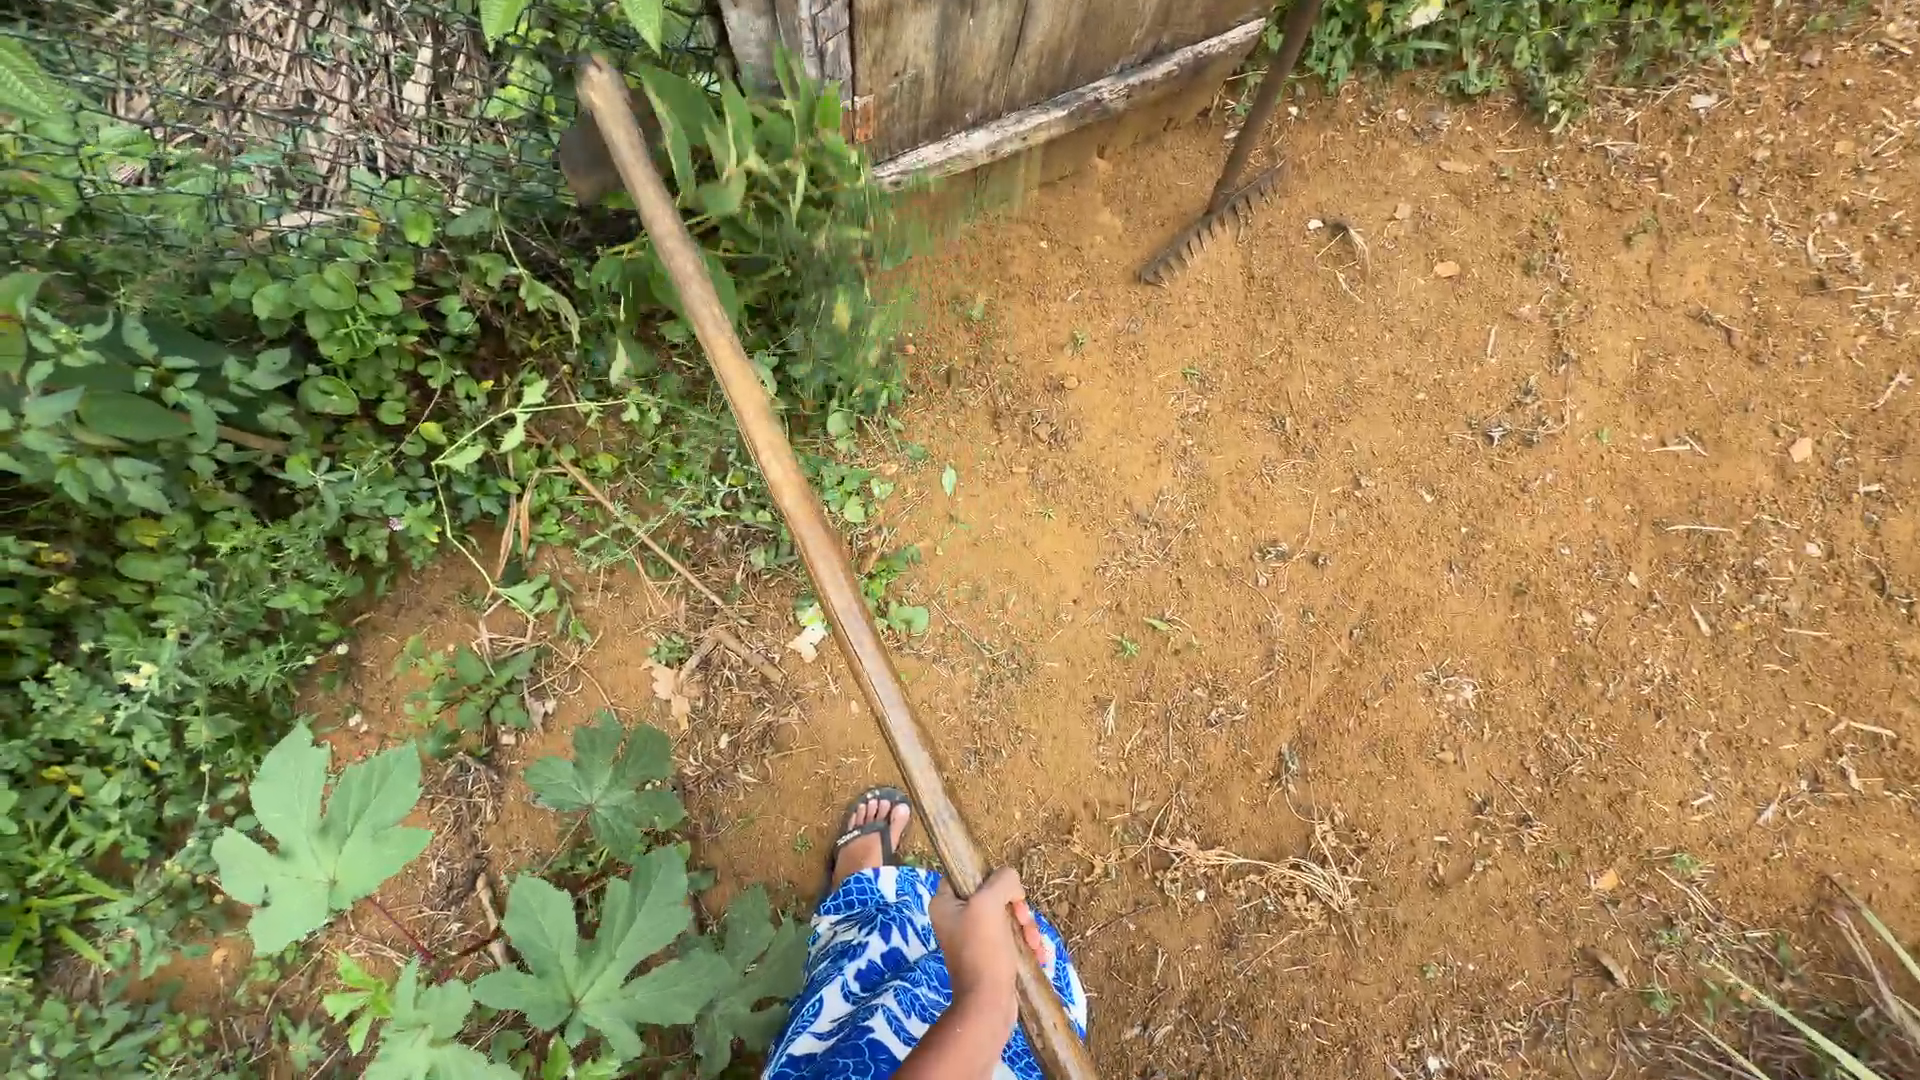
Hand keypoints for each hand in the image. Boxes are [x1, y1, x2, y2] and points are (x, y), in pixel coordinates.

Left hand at [929, 868, 1048, 1014]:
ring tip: (1034, 944)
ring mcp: (974, 938)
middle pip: (993, 895)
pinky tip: (1038, 954)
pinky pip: (1012, 937)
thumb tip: (1012, 884)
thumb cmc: (982, 950)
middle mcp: (957, 918)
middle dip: (1016, 907)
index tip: (1006, 889)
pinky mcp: (990, 954)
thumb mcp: (989, 904)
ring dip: (1026, 927)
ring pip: (1007, 915)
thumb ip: (1002, 881)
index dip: (989, 876)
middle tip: (1024, 920)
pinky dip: (1027, 943)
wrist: (988, 1005)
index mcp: (945, 903)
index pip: (966, 873)